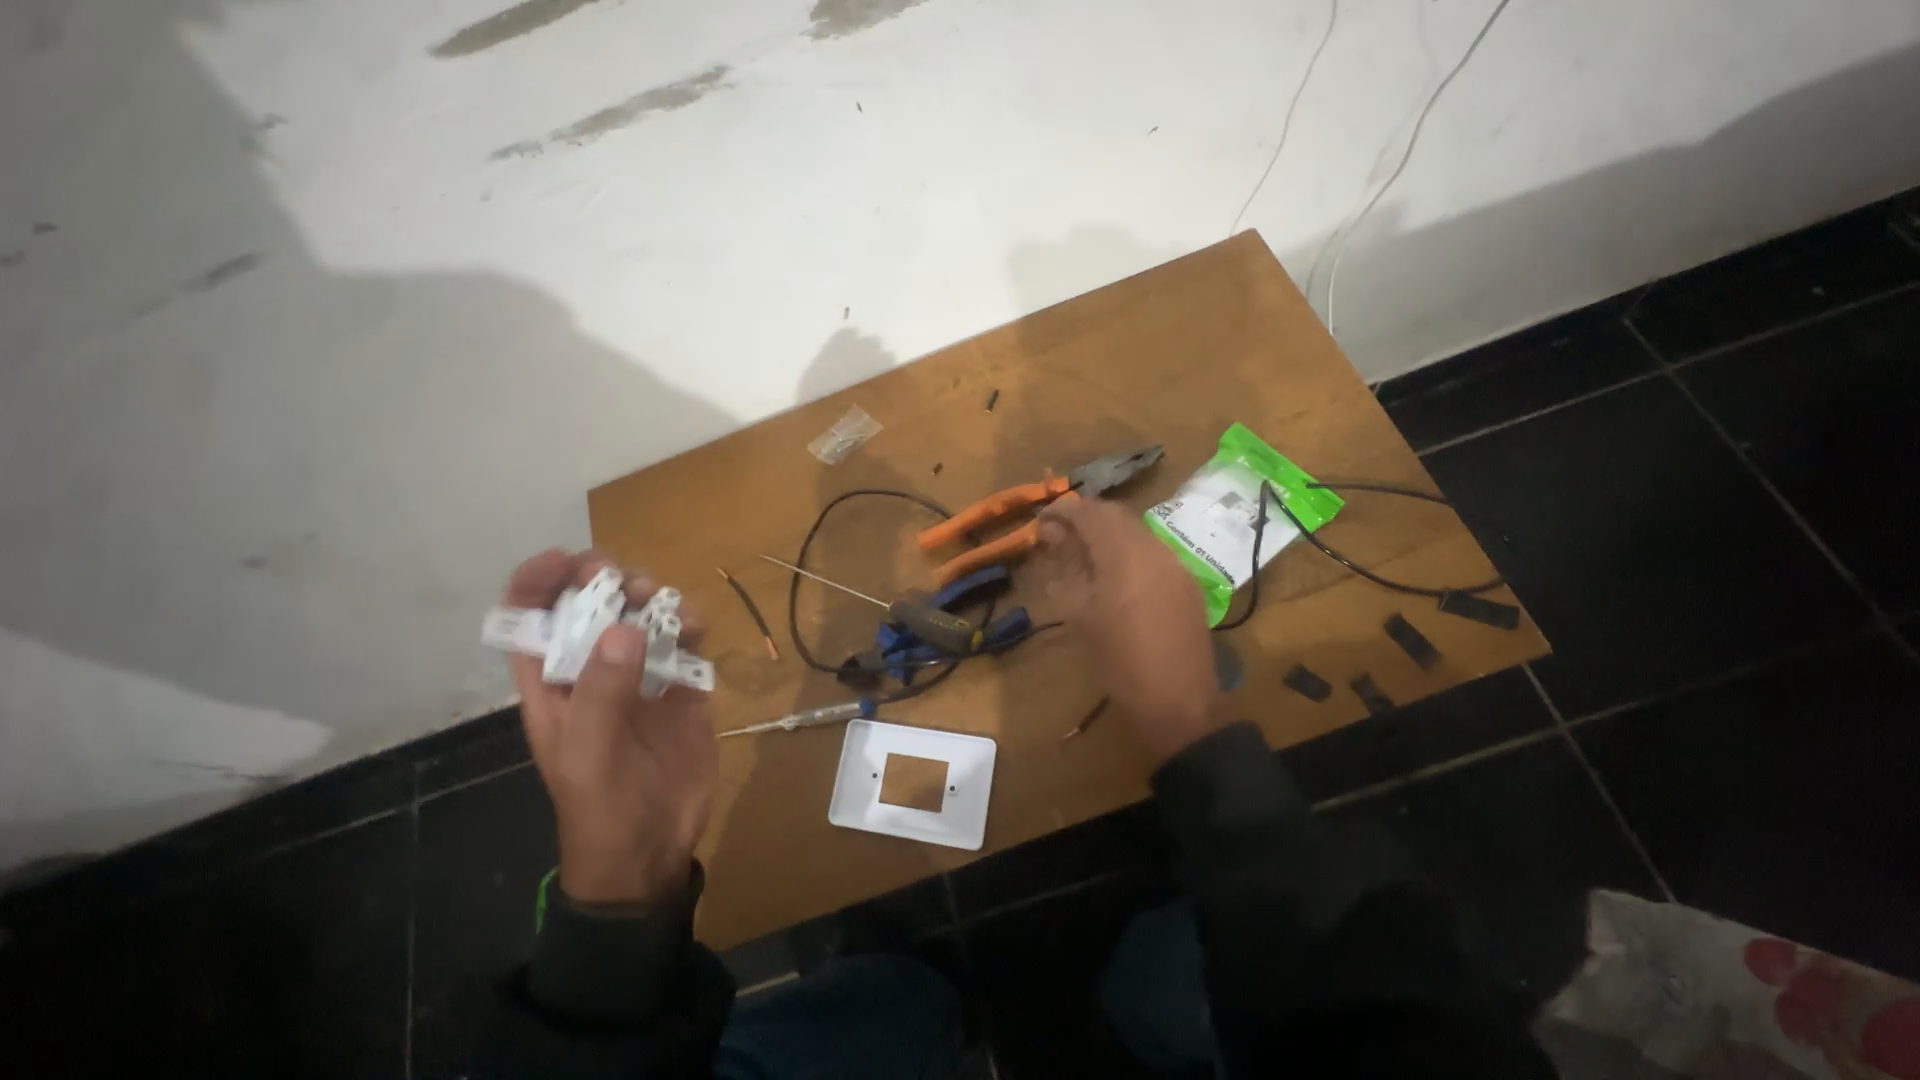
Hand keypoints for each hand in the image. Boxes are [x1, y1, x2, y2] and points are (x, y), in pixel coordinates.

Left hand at [504, 549, 717, 905]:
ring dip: (649, 598)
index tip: (566, 559)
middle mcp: (593, 671)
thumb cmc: (601, 807)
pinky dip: (689, 625)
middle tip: (625, 579)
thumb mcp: (590, 754)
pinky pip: (684, 643)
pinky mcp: (681, 688)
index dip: (538, 583)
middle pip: (590, 607)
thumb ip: (603, 692)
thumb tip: (626, 627)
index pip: (530, 620)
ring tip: (661, 599)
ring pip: (639, 617)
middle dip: (603, 582)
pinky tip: (695, 626)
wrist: (651, 850)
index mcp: (552, 685)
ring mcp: (639, 677)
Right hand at [1036, 497, 1230, 760]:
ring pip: (1135, 533)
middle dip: (1085, 519)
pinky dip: (1126, 552)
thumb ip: (1067, 569)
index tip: (1040, 519)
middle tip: (1056, 536)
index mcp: (1125, 554)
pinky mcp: (1185, 584)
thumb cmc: (1119, 661)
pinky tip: (1111, 576)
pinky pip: (1151, 554)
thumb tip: (1053, 537)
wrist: (1178, 702)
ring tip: (1079, 556)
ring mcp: (1175, 565)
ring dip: (1106, 535)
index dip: (1063, 510)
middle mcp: (1155, 549)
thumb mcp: (1080, 615)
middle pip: (1116, 516)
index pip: (1090, 512)